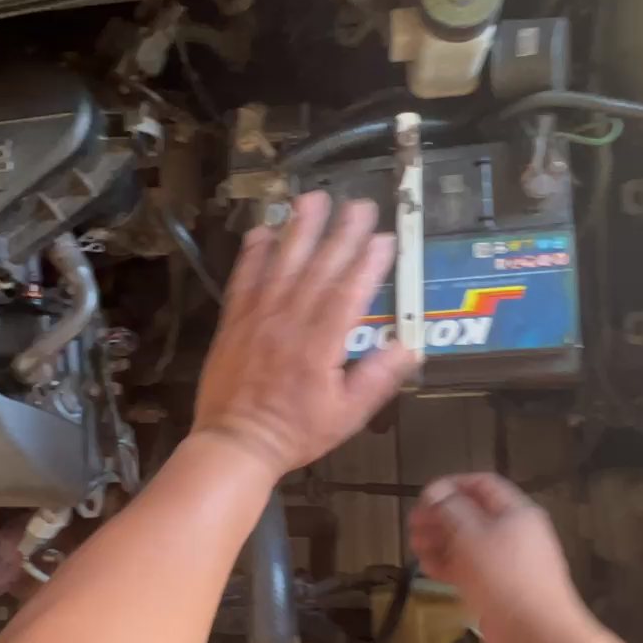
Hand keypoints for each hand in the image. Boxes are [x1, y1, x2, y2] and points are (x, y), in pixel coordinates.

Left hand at [191, 191, 419, 477]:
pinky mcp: (233, 322)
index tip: (384, 238)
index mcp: (320, 345)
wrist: (235, 443)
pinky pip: (243, 281)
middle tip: (359, 204)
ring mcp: (257, 318)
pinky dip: (252, 254)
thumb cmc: (295, 432)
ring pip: (280, 266)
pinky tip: (262, 231)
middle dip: (341, 234)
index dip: (367, 263)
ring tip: (312, 199)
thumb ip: (377, 379)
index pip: (348, 294)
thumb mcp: (347, 416)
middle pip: (318, 270)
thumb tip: (409, 346)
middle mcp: (289, 323)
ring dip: (298, 230)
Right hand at [409, 474, 588, 642]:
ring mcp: (506, 563)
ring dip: (440, 541)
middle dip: (440, 516)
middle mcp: (514, 533)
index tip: (424, 495)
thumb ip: (450, 508)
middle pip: (472, 515)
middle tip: (413, 523)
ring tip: (414, 545)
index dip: (452, 485)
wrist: (535, 634)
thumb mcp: (471, 533)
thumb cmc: (503, 575)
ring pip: (468, 543)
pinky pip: (470, 569)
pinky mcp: (498, 589)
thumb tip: (435, 491)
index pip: (482, 485)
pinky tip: (427, 566)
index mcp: (516, 512)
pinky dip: (449, 565)